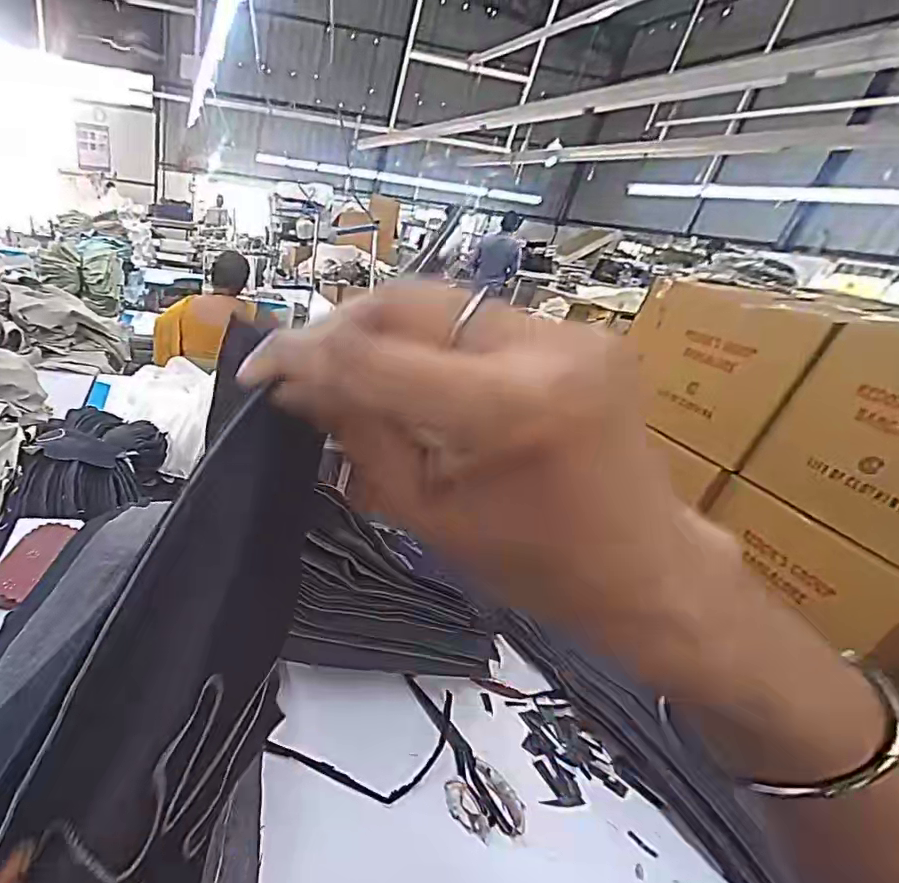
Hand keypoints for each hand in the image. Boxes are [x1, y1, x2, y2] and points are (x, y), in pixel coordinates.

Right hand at [241, 281, 726, 688]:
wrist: (640, 566)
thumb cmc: (531, 564)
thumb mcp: (424, 512)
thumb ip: (358, 438)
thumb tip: (299, 390)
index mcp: (503, 409)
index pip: (371, 353)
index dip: (301, 353)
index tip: (257, 366)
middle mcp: (542, 347)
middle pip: (403, 300)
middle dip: (333, 328)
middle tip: (293, 366)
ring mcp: (567, 331)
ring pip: (436, 303)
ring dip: (374, 331)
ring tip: (337, 370)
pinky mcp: (574, 332)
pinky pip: (471, 320)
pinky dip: (419, 340)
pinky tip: (397, 372)